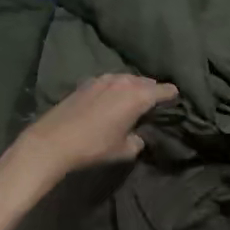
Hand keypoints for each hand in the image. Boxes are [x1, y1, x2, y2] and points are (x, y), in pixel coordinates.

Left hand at [12, 74, 177, 181]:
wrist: (53, 140)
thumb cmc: (94, 146)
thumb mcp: (124, 150)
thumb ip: (138, 140)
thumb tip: (138, 134)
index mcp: (138, 96)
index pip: (164, 90)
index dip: (172, 95)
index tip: (176, 98)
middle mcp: (124, 81)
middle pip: (145, 82)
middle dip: (152, 90)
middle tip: (154, 102)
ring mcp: (104, 78)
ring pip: (127, 79)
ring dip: (133, 87)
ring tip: (133, 99)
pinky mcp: (88, 82)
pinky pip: (110, 81)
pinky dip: (116, 88)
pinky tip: (111, 99)